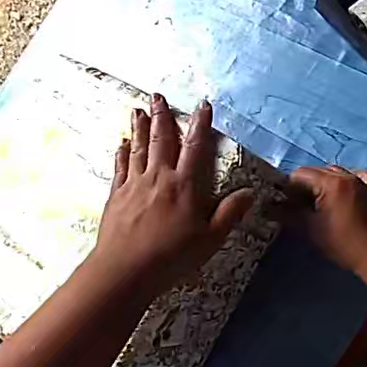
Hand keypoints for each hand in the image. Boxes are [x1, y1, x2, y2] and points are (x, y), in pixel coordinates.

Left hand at [89, 94, 255, 294]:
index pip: (195, 148)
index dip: (200, 125)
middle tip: (158, 96)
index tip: (202, 105)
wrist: (124, 270)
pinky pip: (120, 167)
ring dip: (139, 128)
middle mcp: (159, 178)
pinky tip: (122, 144)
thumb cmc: (171, 257)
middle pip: (162, 140)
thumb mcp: (209, 239)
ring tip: (138, 109)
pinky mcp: (116, 196)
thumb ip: (229, 213)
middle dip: (162, 116)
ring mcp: (134, 185)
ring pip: (138, 149)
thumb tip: (249, 192)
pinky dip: (122, 153)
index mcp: (184, 186)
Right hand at [289, 165, 366, 272]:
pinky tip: (342, 193)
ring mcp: (362, 182)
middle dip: (303, 186)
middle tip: (296, 206)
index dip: (287, 188)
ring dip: (323, 183)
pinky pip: (356, 177)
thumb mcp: (310, 229)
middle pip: (317, 171)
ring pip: (335, 172)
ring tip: (317, 203)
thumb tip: (270, 206)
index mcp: (330, 182)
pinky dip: (346, 181)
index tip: (283, 204)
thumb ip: (288, 214)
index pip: (299, 174)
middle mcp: (347, 176)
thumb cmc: (342, 243)